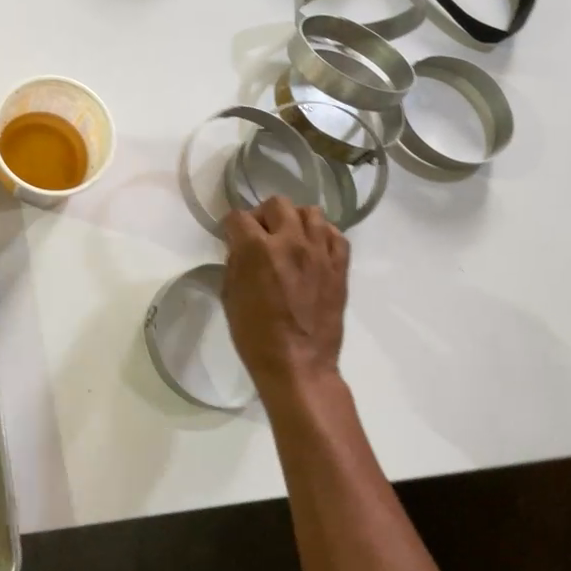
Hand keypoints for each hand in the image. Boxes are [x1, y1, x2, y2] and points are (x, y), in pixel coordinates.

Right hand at [222, 196, 350, 393]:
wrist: (298, 366)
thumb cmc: (255, 335)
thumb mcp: (230, 295)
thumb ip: (236, 262)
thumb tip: (241, 247)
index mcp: (257, 249)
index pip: (238, 216)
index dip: (231, 227)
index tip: (231, 238)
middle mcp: (290, 242)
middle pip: (277, 204)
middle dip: (263, 216)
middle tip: (261, 236)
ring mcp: (319, 253)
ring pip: (310, 212)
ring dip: (295, 221)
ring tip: (290, 240)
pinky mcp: (340, 267)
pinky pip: (336, 235)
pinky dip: (322, 236)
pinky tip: (313, 251)